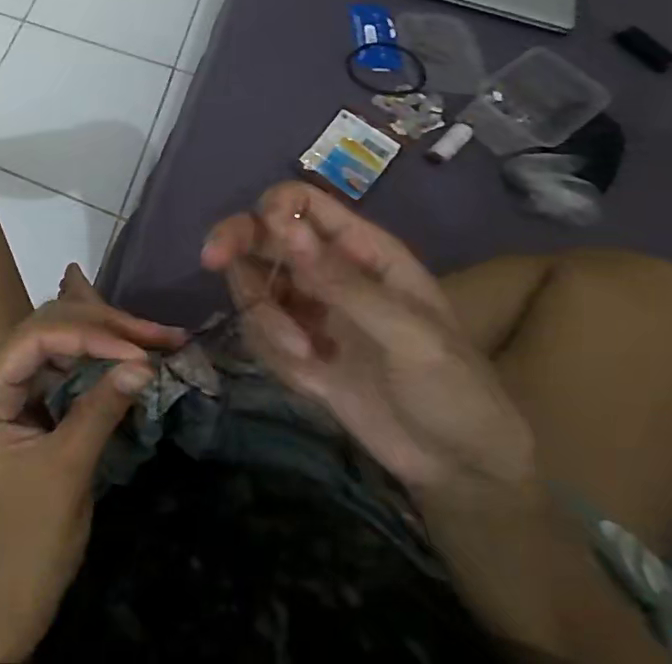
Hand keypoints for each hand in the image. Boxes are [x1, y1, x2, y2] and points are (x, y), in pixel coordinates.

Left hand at [0, 265, 185, 649]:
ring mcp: (19, 385)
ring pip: (68, 337)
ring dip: (113, 334)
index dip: (92, 335)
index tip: (140, 351)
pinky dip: (107, 354)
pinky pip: (74, 360)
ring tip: (160, 337)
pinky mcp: (40, 397)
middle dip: (109, 327)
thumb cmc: (30, 535)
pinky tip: (137, 352)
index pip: (38, 338)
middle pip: (54, 327)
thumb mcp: (68, 468)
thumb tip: (146, 362)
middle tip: (161, 336)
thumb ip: (101, 408)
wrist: (18, 589)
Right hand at [202, 183, 536, 494]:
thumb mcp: (405, 331)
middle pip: (265, 238)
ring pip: (255, 288)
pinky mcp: (300, 355)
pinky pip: (262, 336)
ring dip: (264, 318)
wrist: (460, 466)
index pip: (304, 205)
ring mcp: (312, 314)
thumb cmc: (452, 386)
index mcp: (363, 251)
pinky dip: (272, 353)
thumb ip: (341, 281)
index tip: (256, 235)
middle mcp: (329, 274)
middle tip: (211, 259)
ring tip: (303, 356)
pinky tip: (311, 380)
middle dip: (238, 245)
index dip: (274, 208)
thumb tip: (282, 226)